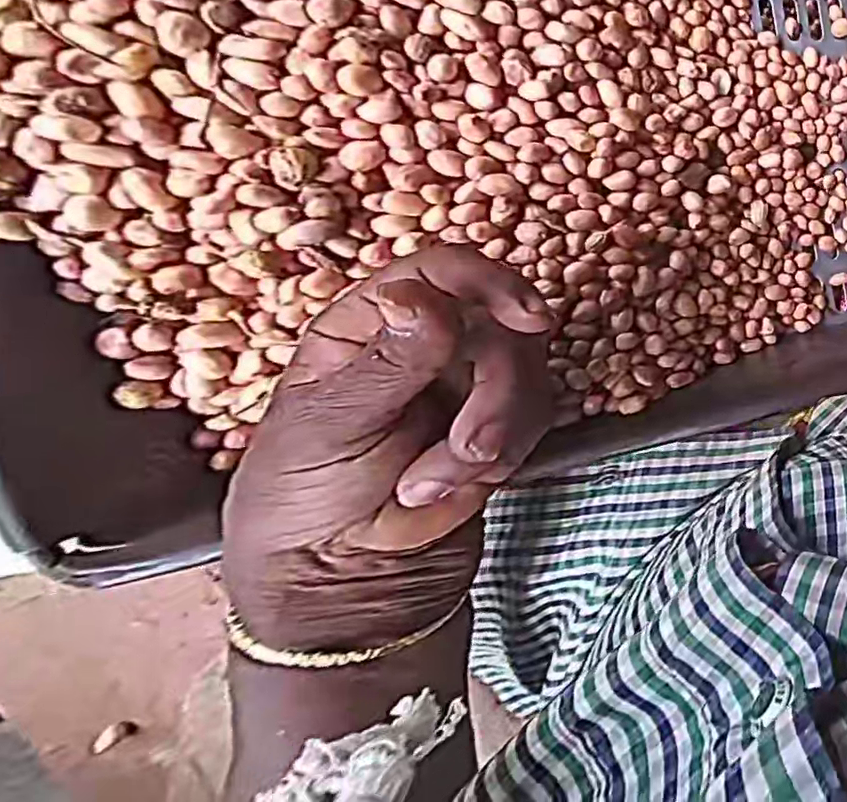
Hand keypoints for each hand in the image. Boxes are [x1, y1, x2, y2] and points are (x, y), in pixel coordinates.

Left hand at [221, 247, 554, 650]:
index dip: (490, 282)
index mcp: (371, 325)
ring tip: (437, 484)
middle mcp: (433, 341)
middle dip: (496, 392)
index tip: (527, 317)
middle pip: (504, 326)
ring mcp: (475, 378)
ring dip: (498, 431)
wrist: (348, 576)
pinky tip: (462, 484)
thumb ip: (388, 363)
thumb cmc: (306, 498)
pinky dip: (508, 451)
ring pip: (532, 372)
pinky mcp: (507, 416)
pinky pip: (540, 412)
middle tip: (471, 446)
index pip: (442, 271)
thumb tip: (426, 298)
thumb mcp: (328, 429)